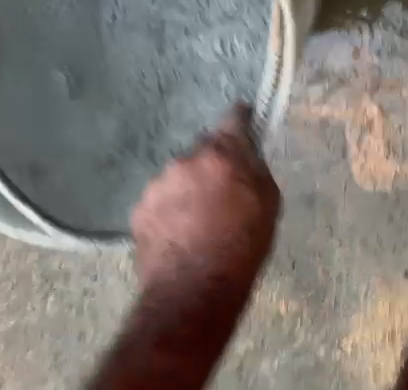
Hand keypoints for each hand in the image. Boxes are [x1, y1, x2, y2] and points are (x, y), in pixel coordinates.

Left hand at [130, 103, 280, 297]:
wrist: (194, 290)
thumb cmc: (243, 242)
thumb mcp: (269, 200)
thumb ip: (255, 169)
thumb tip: (246, 157)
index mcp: (222, 153)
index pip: (233, 117)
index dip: (242, 117)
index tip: (246, 119)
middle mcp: (186, 160)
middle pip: (204, 148)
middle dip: (214, 160)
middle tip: (224, 185)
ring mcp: (158, 185)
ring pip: (180, 174)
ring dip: (190, 185)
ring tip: (199, 215)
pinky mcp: (138, 211)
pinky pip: (161, 199)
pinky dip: (171, 207)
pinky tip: (180, 230)